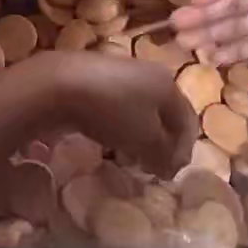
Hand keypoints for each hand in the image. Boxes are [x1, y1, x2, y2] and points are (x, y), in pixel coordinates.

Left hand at [0, 52, 197, 177]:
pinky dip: (117, 124)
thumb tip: (170, 167)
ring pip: (138, 109)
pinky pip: (115, 106)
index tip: (169, 175)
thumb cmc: (112, 112)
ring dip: (137, 135)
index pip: (187, 122)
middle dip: (160, 142)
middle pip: (163, 114)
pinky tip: (105, 138)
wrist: (60, 83)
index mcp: (168, 85)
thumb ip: (164, 155)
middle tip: (149, 165)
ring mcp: (119, 72)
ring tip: (127, 155)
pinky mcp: (93, 77)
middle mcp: (148, 74)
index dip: (183, 151)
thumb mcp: (145, 140)